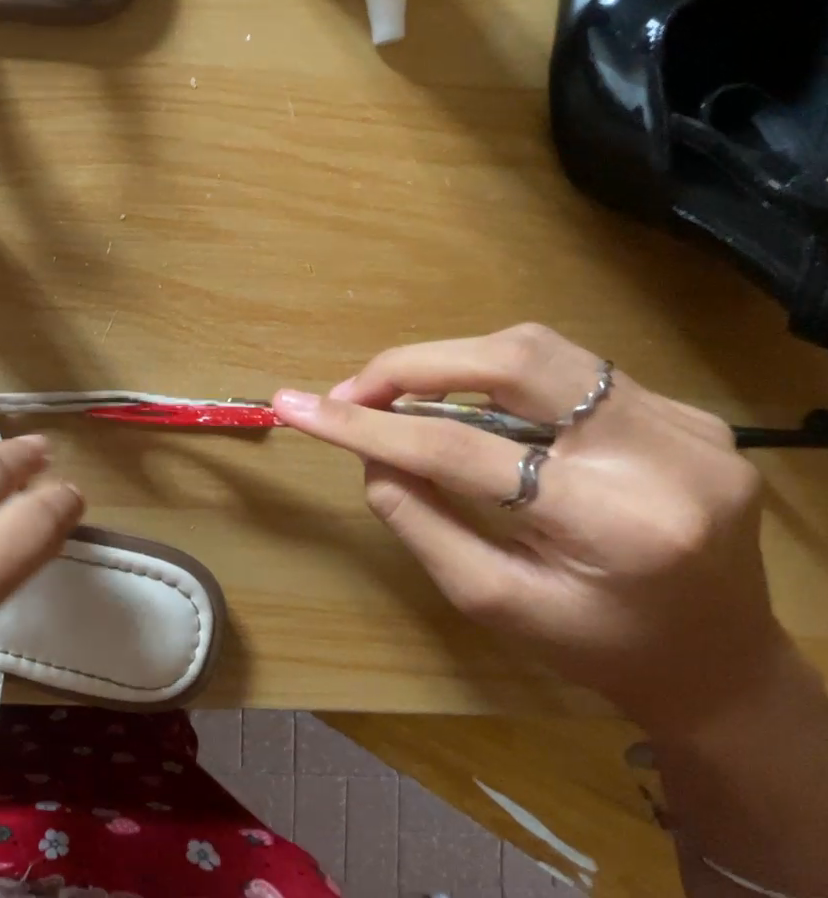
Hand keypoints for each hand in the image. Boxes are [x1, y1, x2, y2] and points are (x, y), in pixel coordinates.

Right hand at [272, 324, 786, 730]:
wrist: (720, 664)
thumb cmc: (592, 646)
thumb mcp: (487, 597)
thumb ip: (417, 517)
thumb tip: (368, 449)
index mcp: (614, 522)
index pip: (461, 447)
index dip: (367, 424)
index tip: (295, 405)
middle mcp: (666, 455)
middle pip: (516, 360)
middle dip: (413, 365)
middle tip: (352, 394)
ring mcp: (687, 426)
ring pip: (542, 351)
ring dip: (453, 366)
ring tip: (403, 401)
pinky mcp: (688, 416)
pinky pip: (569, 372)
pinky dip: (499, 382)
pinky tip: (478, 417)